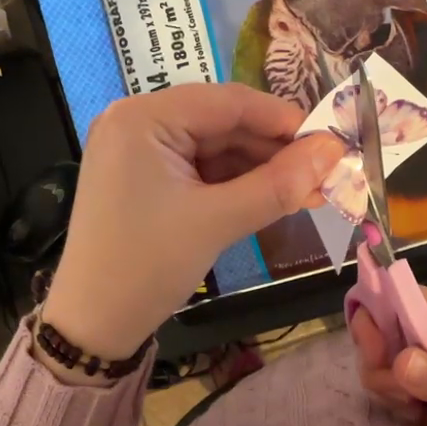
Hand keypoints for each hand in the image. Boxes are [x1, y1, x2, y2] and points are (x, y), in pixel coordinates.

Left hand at [42, 84, 344, 365]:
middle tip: (325, 174)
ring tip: (307, 192)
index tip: (332, 141)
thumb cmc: (147, 265)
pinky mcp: (143, 179)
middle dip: (274, 150)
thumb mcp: (218, 222)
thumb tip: (334, 149)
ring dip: (259, 169)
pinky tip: (271, 199)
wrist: (92, 324)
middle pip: (222, 122)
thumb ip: (279, 183)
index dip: (284, 119)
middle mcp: (136, 121)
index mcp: (143, 117)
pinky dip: (234, 184)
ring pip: (214, 147)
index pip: (229, 101)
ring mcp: (138, 151)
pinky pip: (199, 169)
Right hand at [350, 286, 426, 425]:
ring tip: (426, 418)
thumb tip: (399, 361)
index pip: (398, 294)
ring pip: (396, 363)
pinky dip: (414, 405)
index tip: (377, 360)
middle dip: (382, 369)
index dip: (373, 318)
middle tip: (408, 404)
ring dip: (397, 392)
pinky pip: (415, 386)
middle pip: (388, 332)